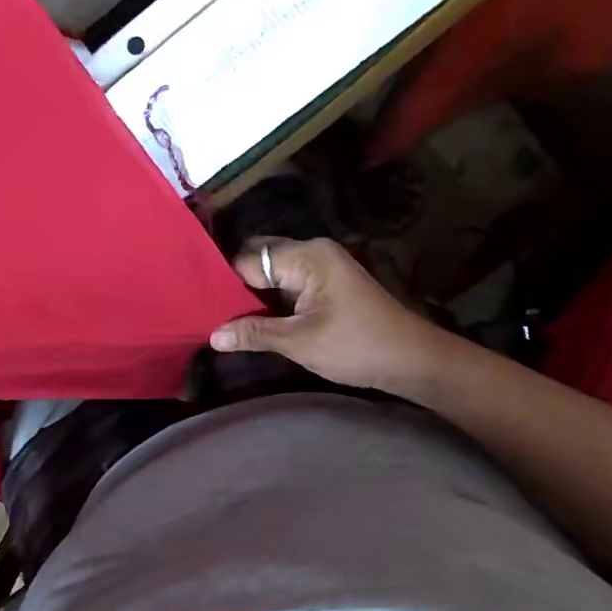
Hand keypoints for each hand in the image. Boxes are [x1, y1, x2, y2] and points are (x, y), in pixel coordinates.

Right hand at [210, 238, 455, 393]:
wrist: (411, 359)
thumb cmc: (356, 346)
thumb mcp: (299, 342)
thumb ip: (253, 334)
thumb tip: (212, 335)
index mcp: (307, 256)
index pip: (249, 261)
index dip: (224, 285)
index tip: (200, 306)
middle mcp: (313, 252)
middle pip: (259, 260)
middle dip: (236, 287)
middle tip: (210, 314)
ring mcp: (322, 266)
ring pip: (273, 273)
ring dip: (253, 296)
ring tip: (224, 319)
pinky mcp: (327, 283)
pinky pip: (288, 284)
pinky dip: (272, 301)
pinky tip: (255, 321)